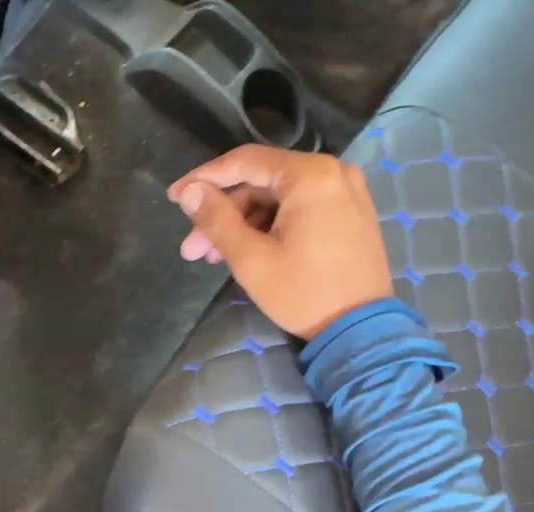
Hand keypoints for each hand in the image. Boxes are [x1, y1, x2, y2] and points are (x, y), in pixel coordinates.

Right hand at [168, 146, 392, 339]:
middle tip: (192, 248)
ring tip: (213, 258)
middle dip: (222, 214)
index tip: (174, 196)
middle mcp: (331, 171)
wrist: (359, 327)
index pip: (245, 162)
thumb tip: (189, 192)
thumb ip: (217, 220)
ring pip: (278, 199)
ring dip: (242, 225)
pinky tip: (246, 252)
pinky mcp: (348, 214)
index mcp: (308, 175)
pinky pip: (299, 209)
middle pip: (261, 183)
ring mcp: (344, 191)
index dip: (204, 178)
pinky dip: (269, 227)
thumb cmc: (302, 292)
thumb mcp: (251, 259)